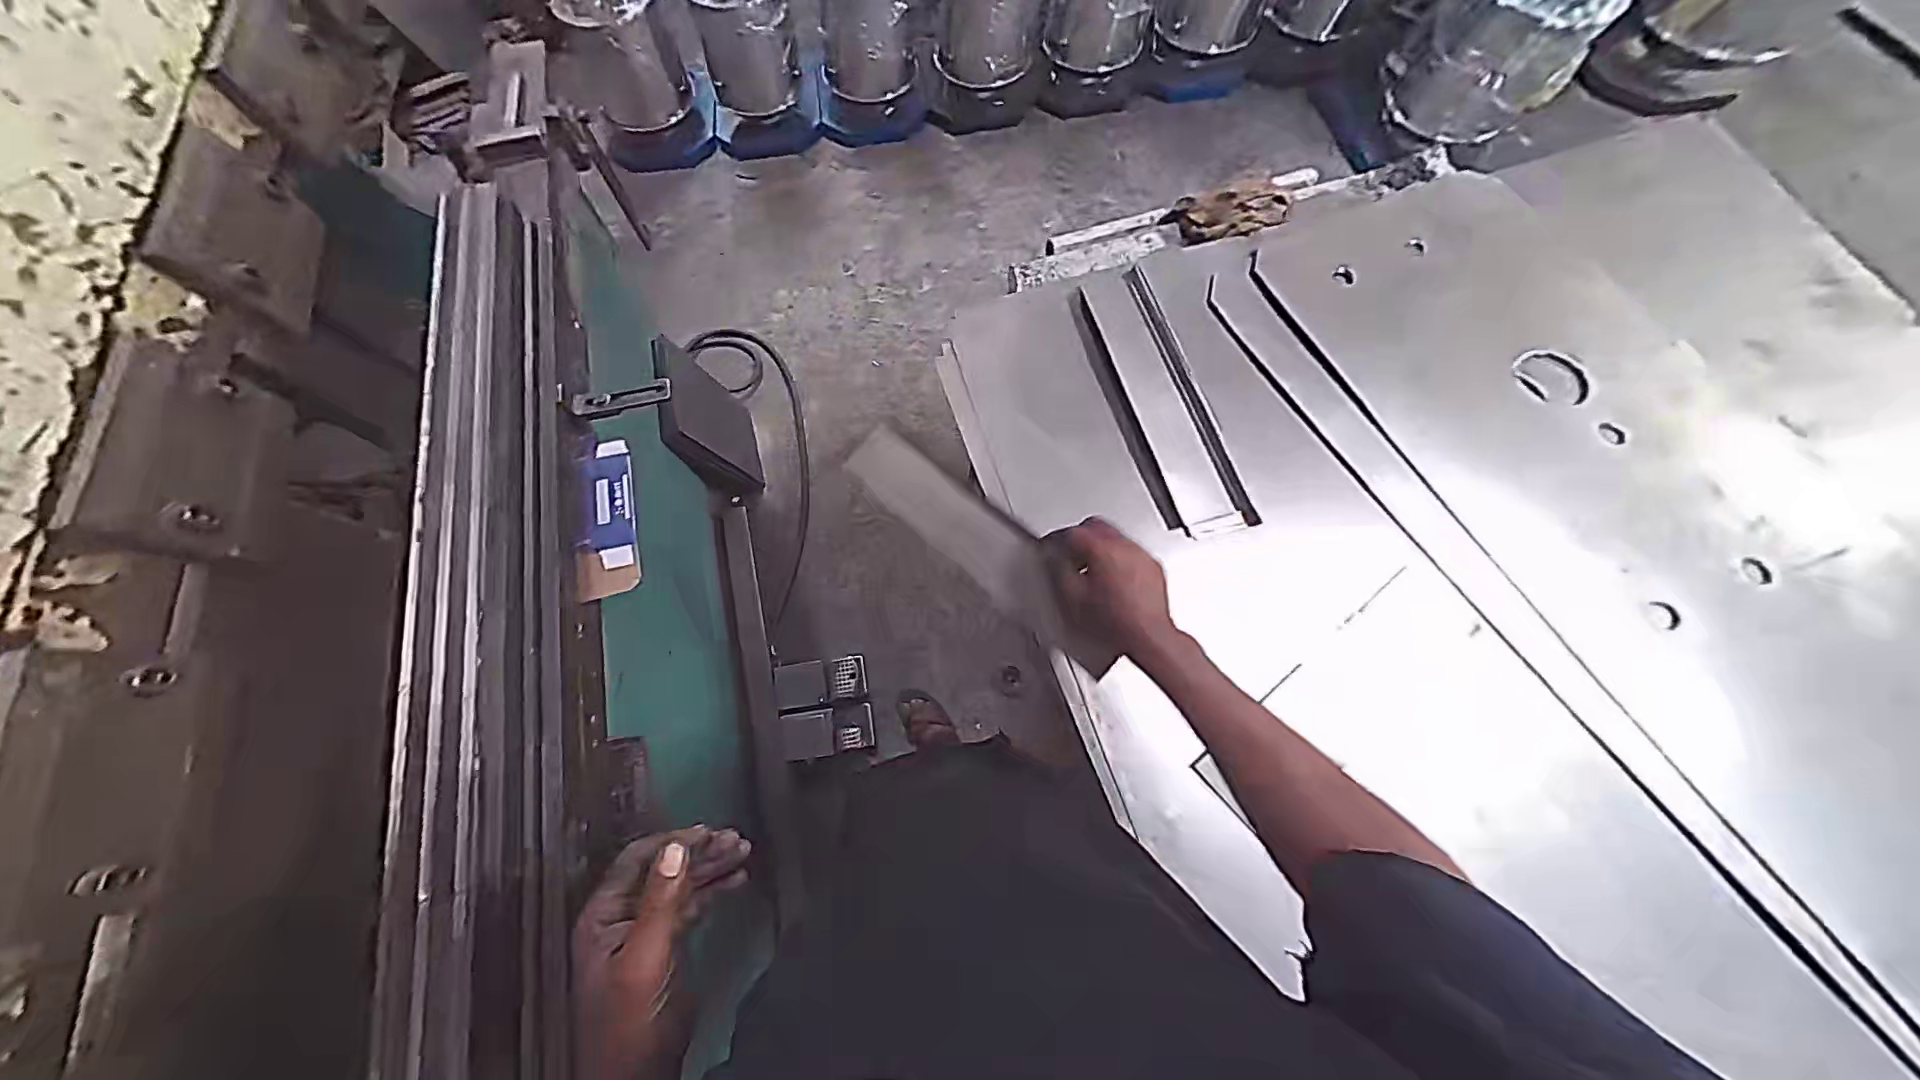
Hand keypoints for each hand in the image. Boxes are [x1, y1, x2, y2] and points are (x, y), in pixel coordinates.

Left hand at [573, 826, 750, 1079]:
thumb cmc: (628, 1025)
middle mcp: (622, 918)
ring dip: (712, 866)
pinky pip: (691, 905)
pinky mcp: (665, 946)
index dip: (673, 841)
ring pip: (681, 884)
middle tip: (733, 839)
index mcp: (604, 916)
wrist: (633, 1079)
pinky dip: (714, 889)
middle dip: (700, 851)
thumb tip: (676, 848)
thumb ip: (660, 902)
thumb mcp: (644, 958)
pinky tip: (735, 879)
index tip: (707, 832)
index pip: (638, 860)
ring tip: (742, 851)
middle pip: (664, 869)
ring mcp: (644, 932)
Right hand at [1046, 517, 1184, 663]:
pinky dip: (1117, 558)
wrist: (1146, 638)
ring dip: (1098, 546)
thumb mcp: (1073, 597)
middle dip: (1078, 537)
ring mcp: (1141, 555)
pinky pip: (1130, 551)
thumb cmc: (1115, 623)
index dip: (1055, 540)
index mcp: (1103, 550)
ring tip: (1088, 568)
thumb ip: (1058, 569)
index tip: (1050, 548)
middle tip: (1068, 552)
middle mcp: (1125, 547)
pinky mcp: (1152, 566)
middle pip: (1094, 526)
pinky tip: (1110, 578)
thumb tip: (1053, 557)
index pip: (1072, 532)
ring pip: (1114, 536)